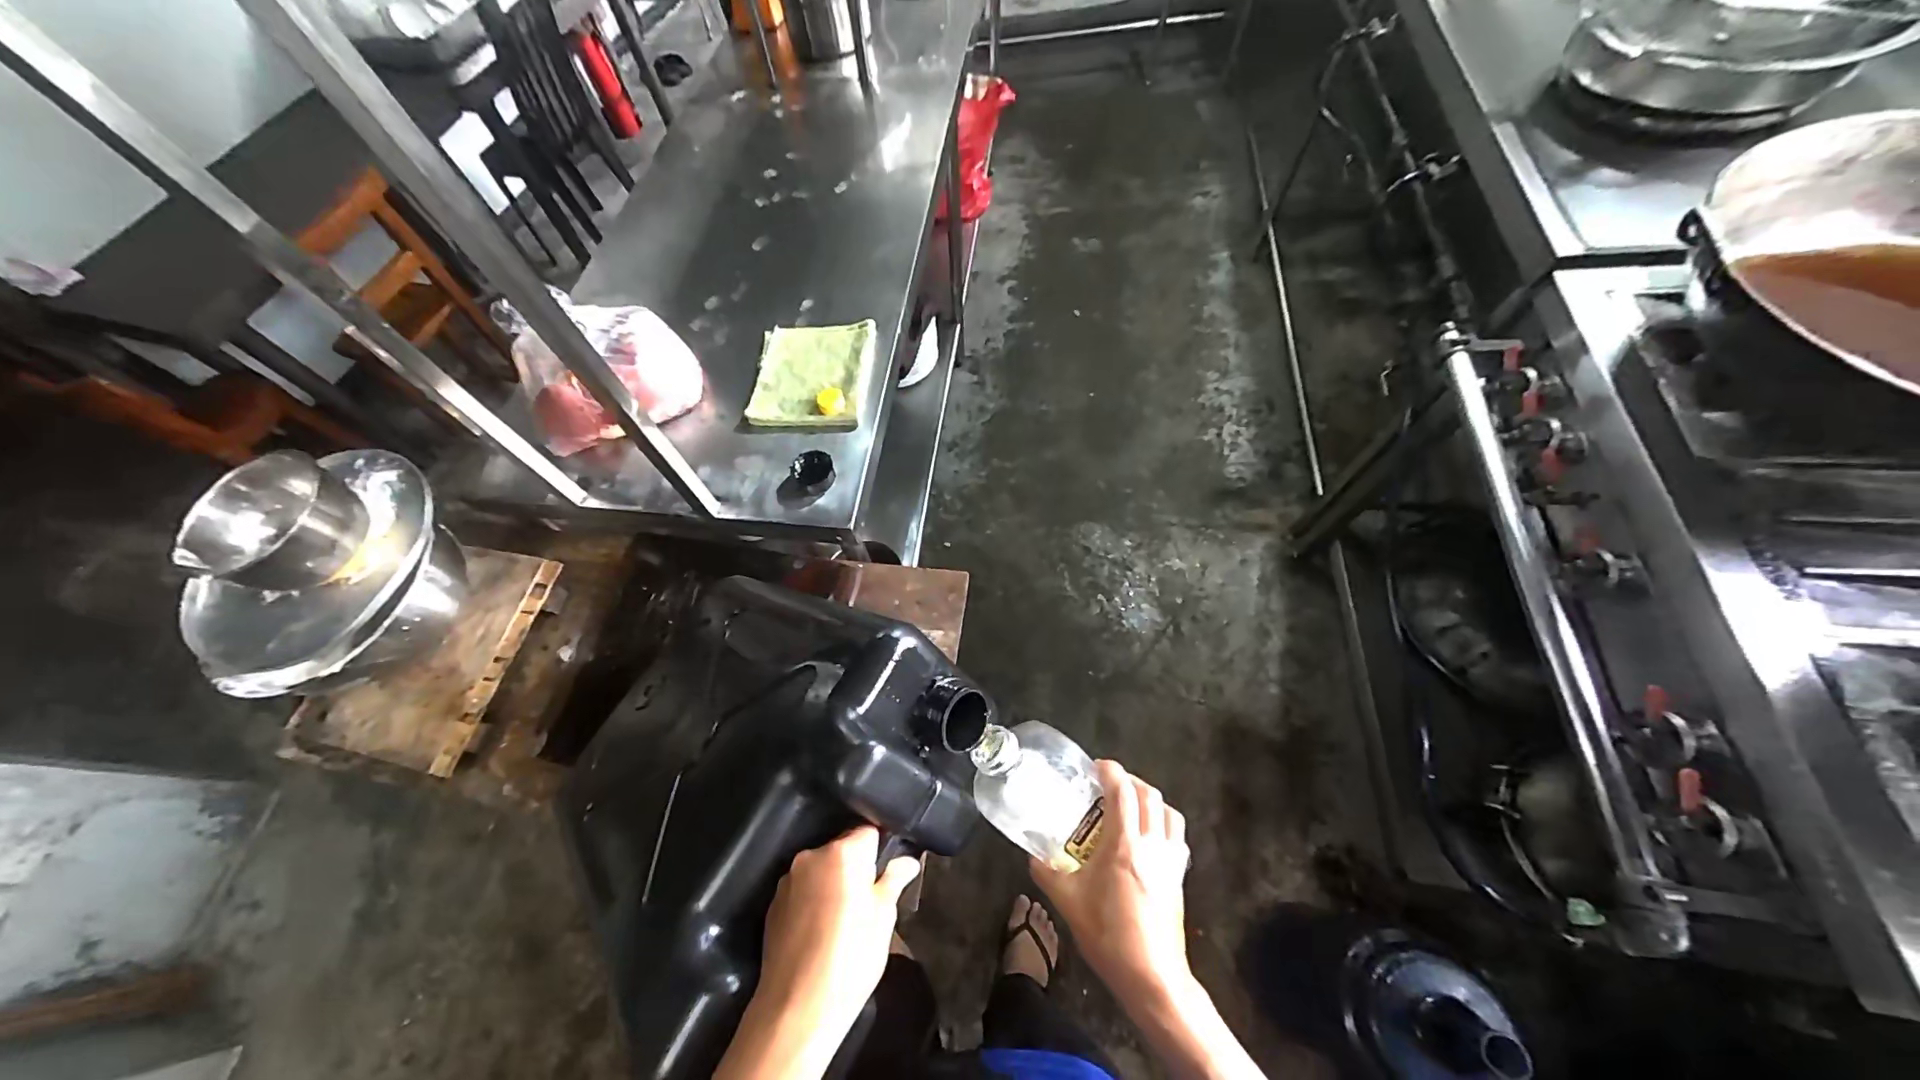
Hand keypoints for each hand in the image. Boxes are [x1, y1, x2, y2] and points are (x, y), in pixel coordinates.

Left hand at [722, 825, 917, 1079]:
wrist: (797, 1007)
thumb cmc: (850, 959)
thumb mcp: (884, 919)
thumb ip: (893, 881)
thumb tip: (907, 861)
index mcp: (842, 852)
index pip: (869, 831)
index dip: (882, 848)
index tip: (889, 869)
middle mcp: (812, 856)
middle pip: (843, 848)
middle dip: (857, 866)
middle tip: (870, 899)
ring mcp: (789, 879)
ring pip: (822, 869)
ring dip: (834, 882)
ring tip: (845, 919)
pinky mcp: (773, 903)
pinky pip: (803, 888)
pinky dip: (814, 899)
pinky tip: (822, 930)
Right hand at [1031, 760, 1191, 999]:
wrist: (1152, 976)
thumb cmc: (1108, 935)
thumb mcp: (1068, 902)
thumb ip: (1047, 872)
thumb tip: (1033, 855)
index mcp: (1125, 845)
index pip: (1123, 792)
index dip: (1111, 771)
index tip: (1096, 766)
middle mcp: (1153, 845)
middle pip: (1149, 796)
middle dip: (1130, 781)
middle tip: (1108, 784)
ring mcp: (1171, 860)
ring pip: (1168, 812)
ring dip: (1150, 800)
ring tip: (1130, 805)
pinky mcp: (1180, 876)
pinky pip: (1176, 836)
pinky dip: (1163, 823)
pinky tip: (1147, 837)